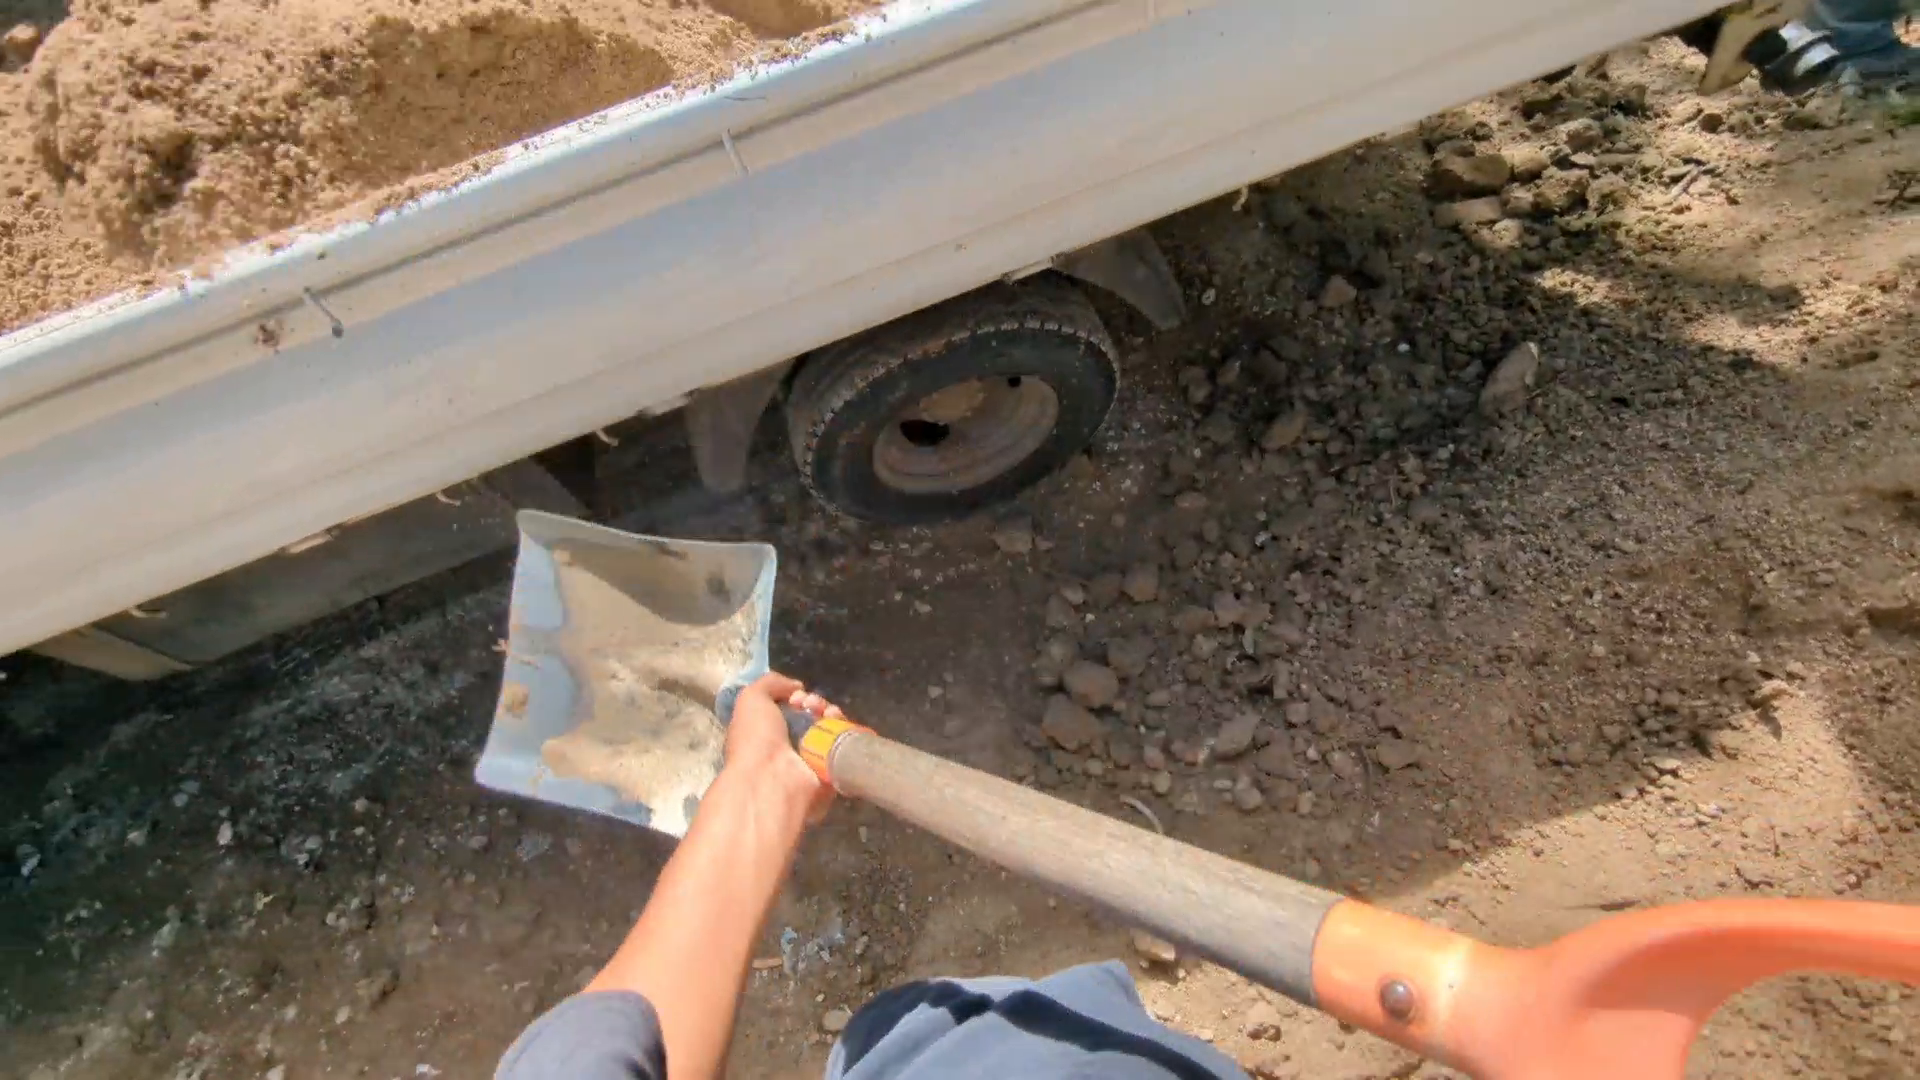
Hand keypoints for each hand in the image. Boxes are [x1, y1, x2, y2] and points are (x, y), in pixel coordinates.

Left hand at [724, 673, 835, 824]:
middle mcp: (788, 747)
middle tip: (809, 704)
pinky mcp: (831, 771)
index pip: (788, 709)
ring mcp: (811, 760)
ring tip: (825, 712)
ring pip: (829, 727)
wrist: (771, 779)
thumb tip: (797, 686)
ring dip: (829, 712)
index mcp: (765, 734)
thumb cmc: (755, 739)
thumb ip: (771, 683)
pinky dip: (843, 728)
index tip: (793, 696)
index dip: (793, 696)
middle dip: (813, 702)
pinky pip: (843, 743)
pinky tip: (835, 721)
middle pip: (811, 716)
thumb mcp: (750, 699)